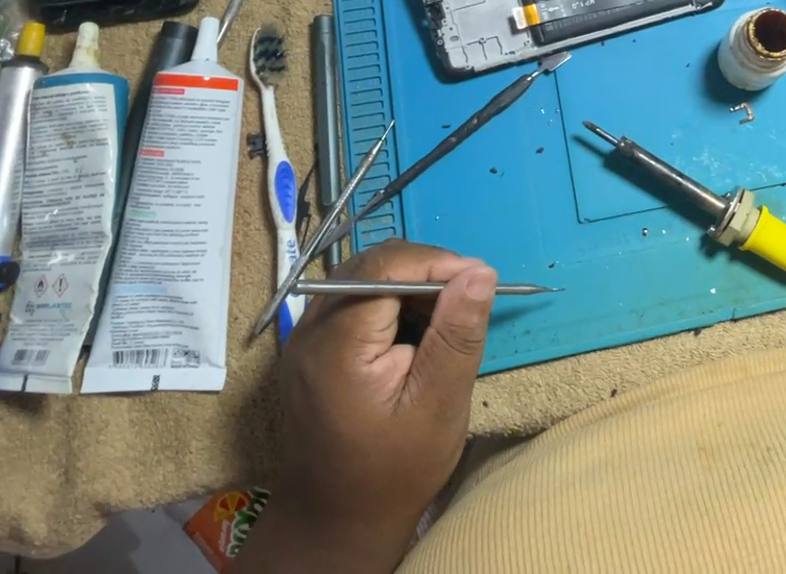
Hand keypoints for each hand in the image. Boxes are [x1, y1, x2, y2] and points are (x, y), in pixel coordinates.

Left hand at [243, 241, 496, 573]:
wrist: (335, 525)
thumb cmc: (393, 471)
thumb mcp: (439, 405)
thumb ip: (457, 334)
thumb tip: (481, 270)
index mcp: (337, 344)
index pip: (384, 268)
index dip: (435, 261)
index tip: (477, 279)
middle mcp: (310, 330)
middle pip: (370, 265)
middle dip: (424, 269)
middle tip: (464, 297)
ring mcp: (304, 338)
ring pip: (361, 277)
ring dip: (408, 282)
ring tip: (443, 316)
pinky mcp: (310, 347)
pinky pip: (351, 299)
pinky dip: (389, 300)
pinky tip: (414, 331)